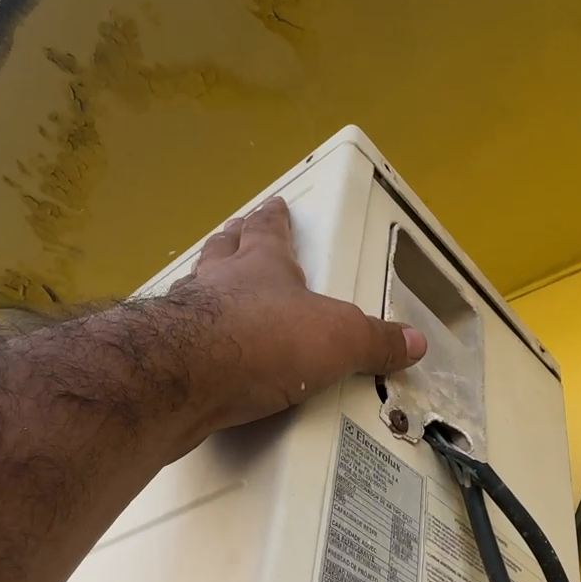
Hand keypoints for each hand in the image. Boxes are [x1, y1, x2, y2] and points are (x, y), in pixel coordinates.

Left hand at [173, 196, 425, 431]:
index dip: (274, 217)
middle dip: (232, 240)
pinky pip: (178, 336)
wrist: (191, 377)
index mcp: (262, 266)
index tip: (275, 205)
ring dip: (204, 284)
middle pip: (223, 250)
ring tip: (209, 290)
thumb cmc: (265, 341)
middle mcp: (219, 283)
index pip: (268, 230)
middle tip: (233, 233)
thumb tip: (412, 342)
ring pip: (194, 287)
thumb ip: (375, 341)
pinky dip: (186, 337)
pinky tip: (194, 353)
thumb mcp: (340, 339)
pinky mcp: (168, 356)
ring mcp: (185, 316)